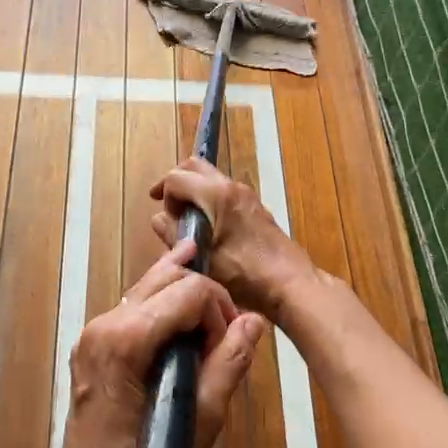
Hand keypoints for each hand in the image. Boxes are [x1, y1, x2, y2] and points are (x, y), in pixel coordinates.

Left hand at [47, 239, 268, 447]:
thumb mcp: (202, 416)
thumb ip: (229, 362)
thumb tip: (254, 321)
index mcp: (125, 337)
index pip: (189, 290)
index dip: (219, 309)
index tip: (231, 343)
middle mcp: (103, 324)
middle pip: (166, 278)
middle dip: (204, 297)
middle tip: (228, 333)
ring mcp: (93, 334)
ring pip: (148, 288)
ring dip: (184, 297)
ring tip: (216, 317)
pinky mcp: (92, 347)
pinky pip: (134, 309)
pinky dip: (162, 306)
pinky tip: (183, 300)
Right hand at [149, 158, 319, 319]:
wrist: (289, 282)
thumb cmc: (244, 273)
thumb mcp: (201, 259)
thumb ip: (174, 235)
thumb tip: (158, 218)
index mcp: (216, 194)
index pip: (176, 177)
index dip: (164, 194)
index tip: (165, 217)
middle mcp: (231, 186)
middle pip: (195, 166)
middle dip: (176, 181)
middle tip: (165, 203)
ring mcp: (246, 194)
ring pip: (211, 177)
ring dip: (194, 190)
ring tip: (185, 220)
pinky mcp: (255, 206)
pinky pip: (224, 191)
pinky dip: (209, 198)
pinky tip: (208, 228)